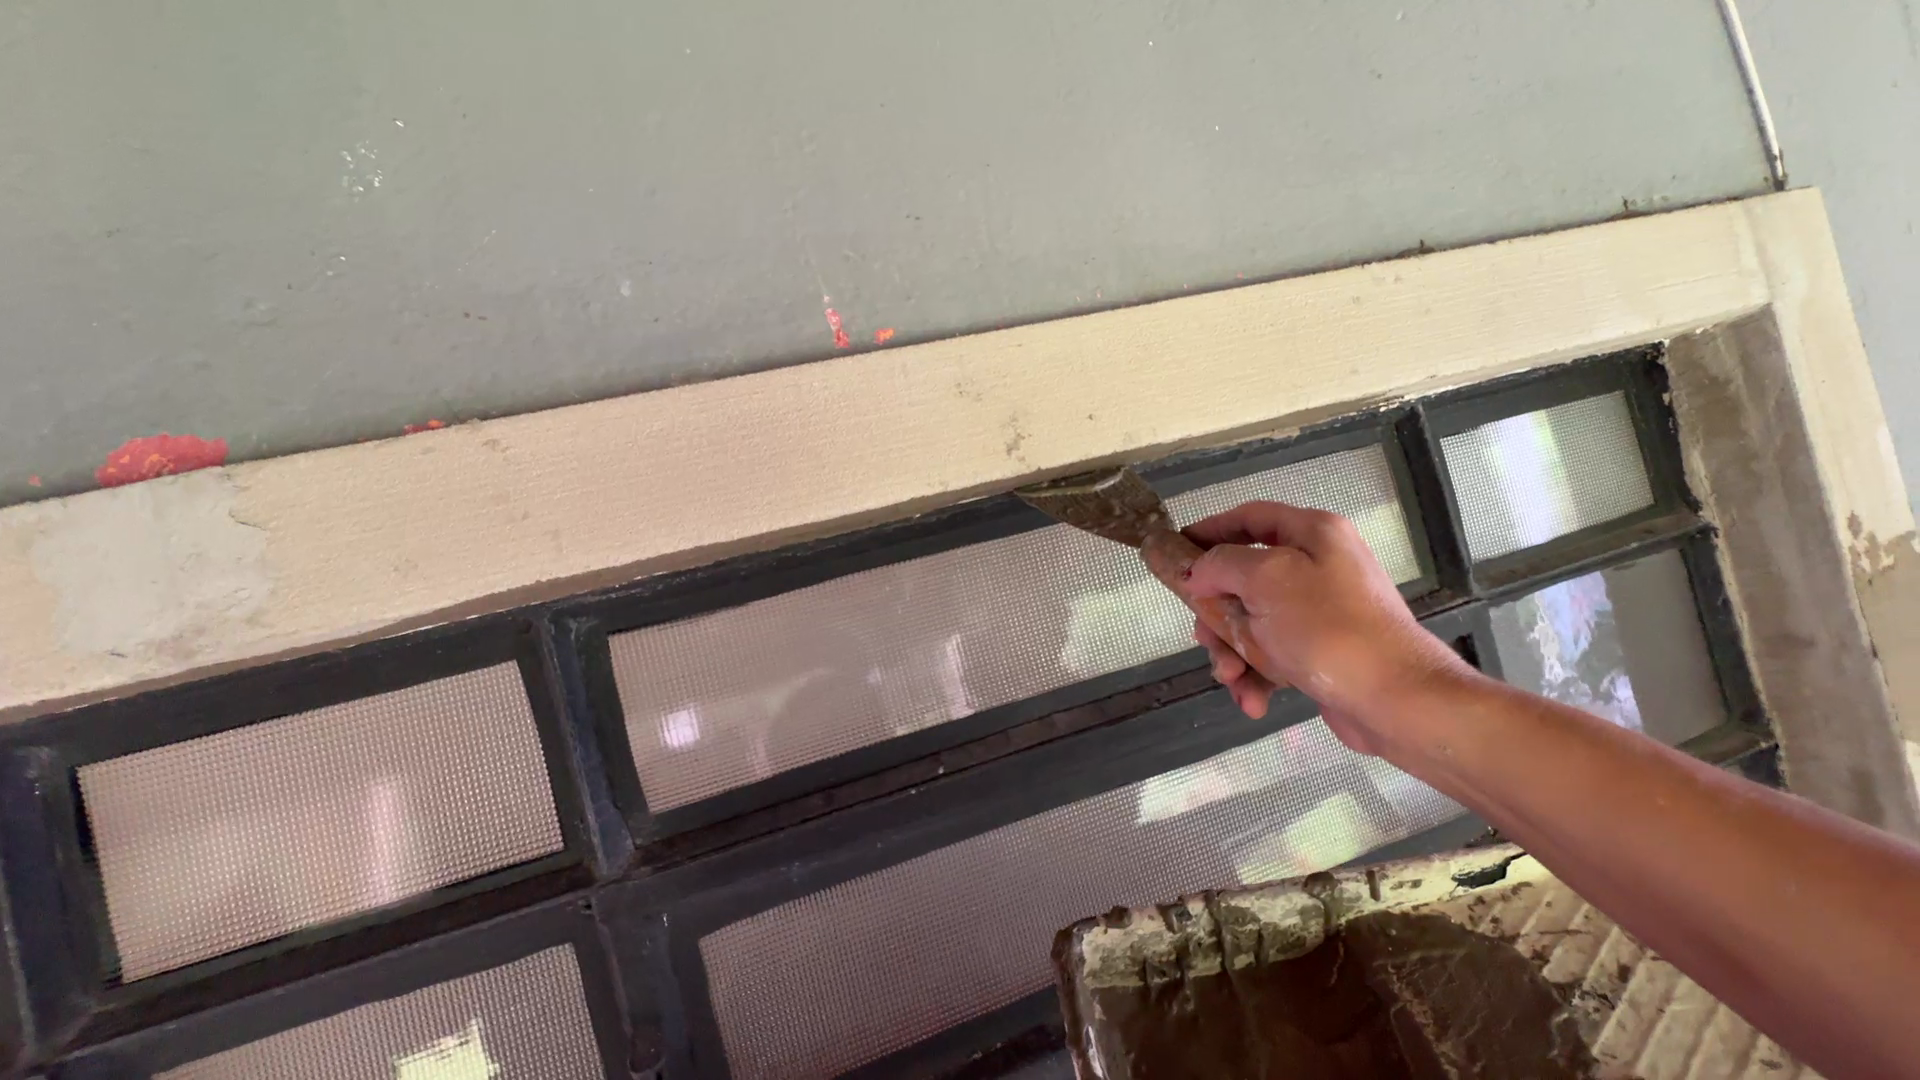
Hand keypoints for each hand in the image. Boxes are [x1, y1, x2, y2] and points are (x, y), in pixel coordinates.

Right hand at [1173, 501, 1470, 755]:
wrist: (1396, 699)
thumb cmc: (1327, 628)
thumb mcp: (1265, 580)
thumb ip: (1221, 563)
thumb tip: (1198, 571)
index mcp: (1312, 534)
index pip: (1249, 517)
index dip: (1208, 531)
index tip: (1174, 551)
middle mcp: (1319, 565)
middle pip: (1243, 577)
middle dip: (1216, 613)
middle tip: (1203, 636)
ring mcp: (1322, 610)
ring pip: (1253, 621)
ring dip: (1233, 652)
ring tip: (1233, 679)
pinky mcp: (1322, 650)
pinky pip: (1274, 654)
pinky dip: (1257, 677)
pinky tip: (1254, 701)